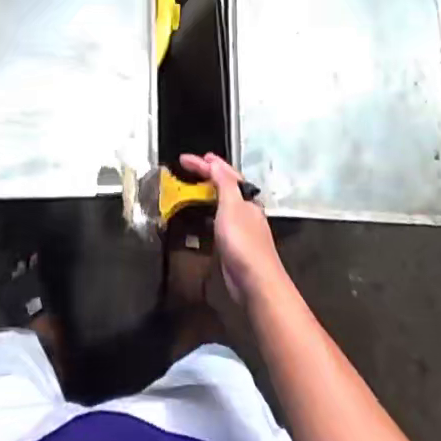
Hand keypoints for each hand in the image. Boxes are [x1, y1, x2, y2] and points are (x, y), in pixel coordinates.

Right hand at [178, 153, 287, 303]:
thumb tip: (216, 163)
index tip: (185, 158)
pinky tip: (202, 215)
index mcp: (246, 198)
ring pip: (223, 202)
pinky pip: (219, 218)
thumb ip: (224, 184)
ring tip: (194, 185)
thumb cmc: (242, 241)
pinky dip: (209, 211)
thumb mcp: (232, 206)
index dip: (206, 164)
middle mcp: (246, 209)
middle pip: (226, 185)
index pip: (225, 174)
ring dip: (209, 190)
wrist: (255, 281)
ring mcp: (241, 227)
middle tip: (190, 166)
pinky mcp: (235, 243)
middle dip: (209, 173)